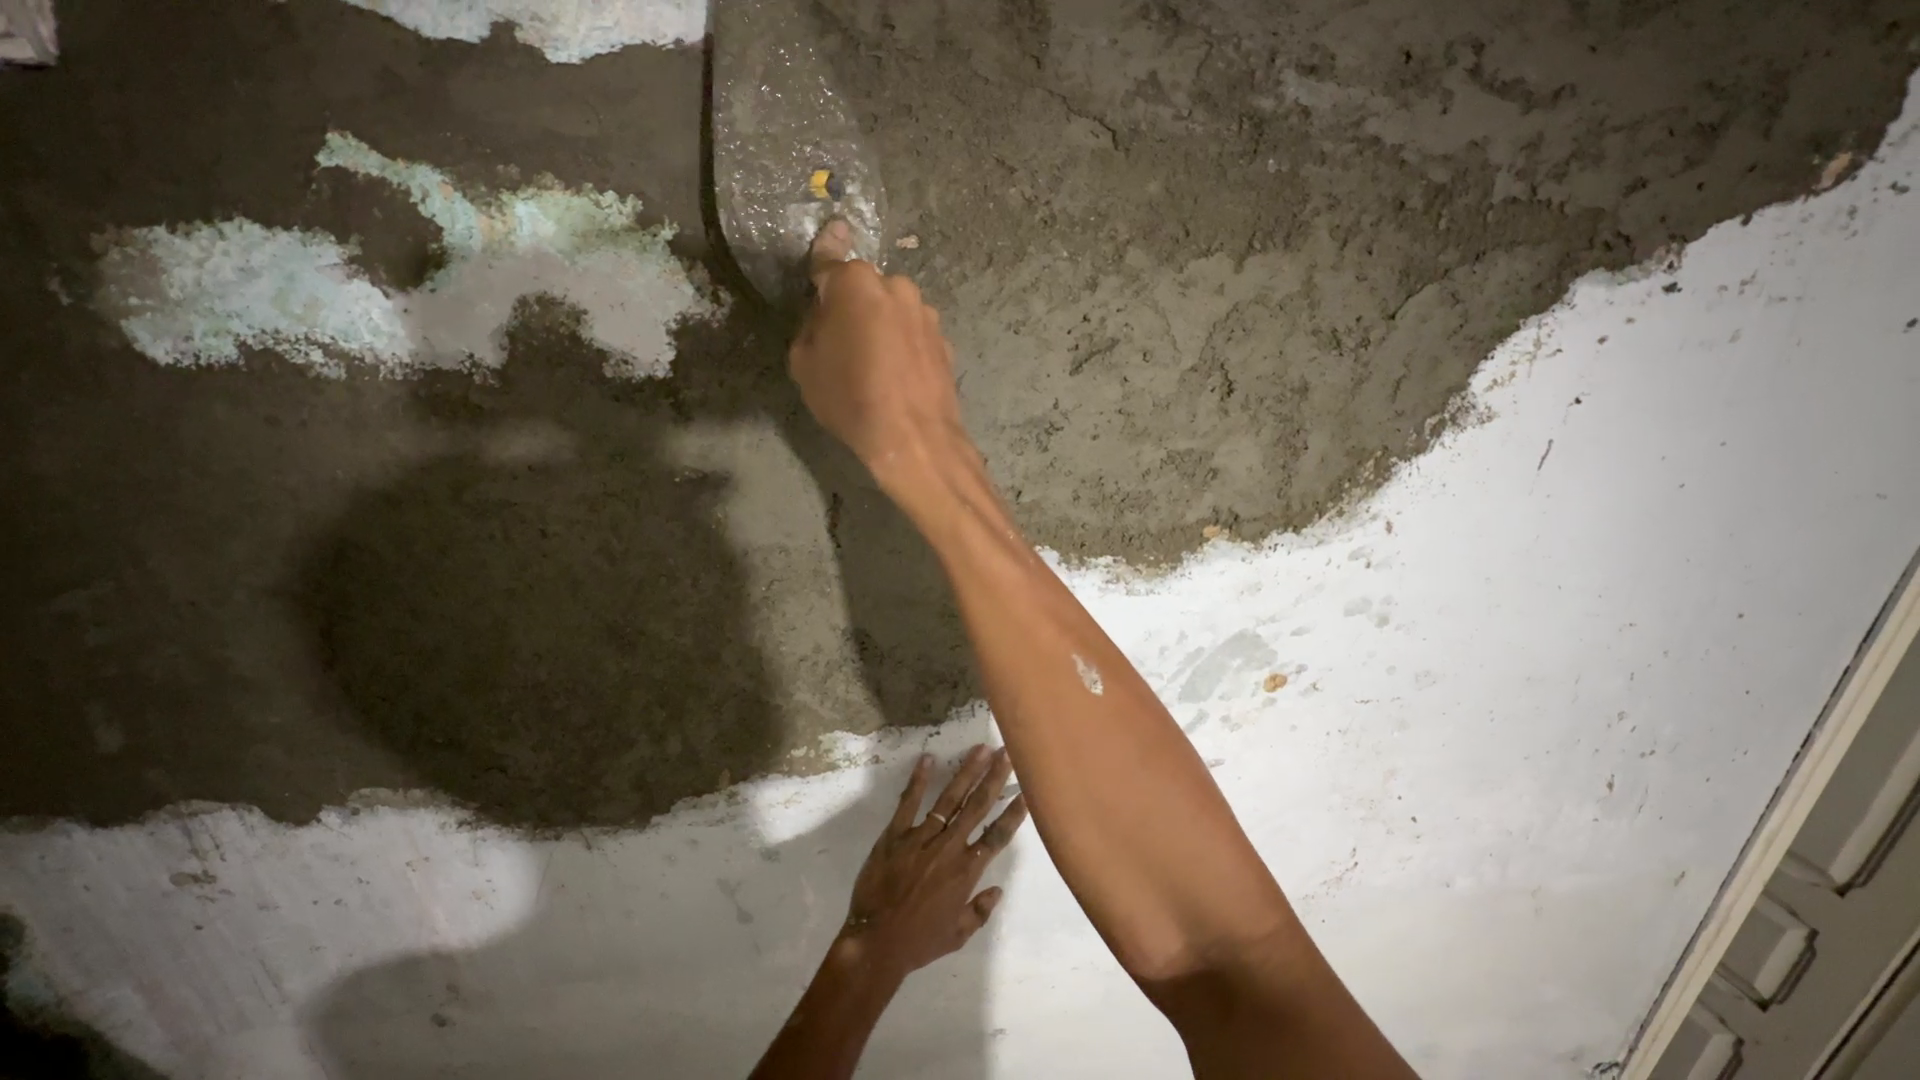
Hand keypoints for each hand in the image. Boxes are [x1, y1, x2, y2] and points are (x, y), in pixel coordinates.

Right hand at [788, 220, 970, 490]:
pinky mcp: (945, 340)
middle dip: (853, 306)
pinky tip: (897, 377)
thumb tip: (825, 316)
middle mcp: (896, 287)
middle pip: (865, 289)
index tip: (827, 239)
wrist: (914, 438)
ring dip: (881, 327)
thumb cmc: (850, 398)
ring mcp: (926, 313)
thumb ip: (811, 326)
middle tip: (842, 342)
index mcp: (855, 283)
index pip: (829, 261)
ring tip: (874, 366)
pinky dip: (904, 347)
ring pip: (893, 311)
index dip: (821, 264)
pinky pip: (913, 336)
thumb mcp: (805, 364)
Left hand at [840, 744, 1028, 977]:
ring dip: (967, 772)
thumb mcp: (958, 934)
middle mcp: (949, 848)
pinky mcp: (895, 835)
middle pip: (977, 806)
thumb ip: (980, 910)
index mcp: (967, 871)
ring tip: (981, 749)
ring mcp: (921, 838)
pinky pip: (909, 802)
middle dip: (994, 778)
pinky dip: (919, 780)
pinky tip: (928, 759)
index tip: (1027, 791)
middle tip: (1007, 753)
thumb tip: (998, 889)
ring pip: (949, 799)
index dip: (1013, 813)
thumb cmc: (919, 941)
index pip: (997, 835)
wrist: (876, 942)